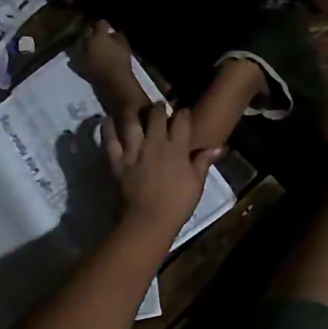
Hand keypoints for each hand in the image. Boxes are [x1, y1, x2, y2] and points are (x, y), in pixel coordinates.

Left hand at [102, 102, 221, 235]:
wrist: (149, 222)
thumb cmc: (178, 205)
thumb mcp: (196, 183)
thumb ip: (204, 161)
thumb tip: (219, 147)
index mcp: (177, 149)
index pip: (181, 121)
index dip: (183, 113)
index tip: (182, 113)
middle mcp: (155, 144)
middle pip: (156, 115)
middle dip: (160, 108)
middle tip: (160, 107)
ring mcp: (134, 151)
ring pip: (132, 121)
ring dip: (134, 110)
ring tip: (136, 107)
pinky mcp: (117, 161)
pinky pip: (110, 139)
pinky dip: (108, 127)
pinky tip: (108, 119)